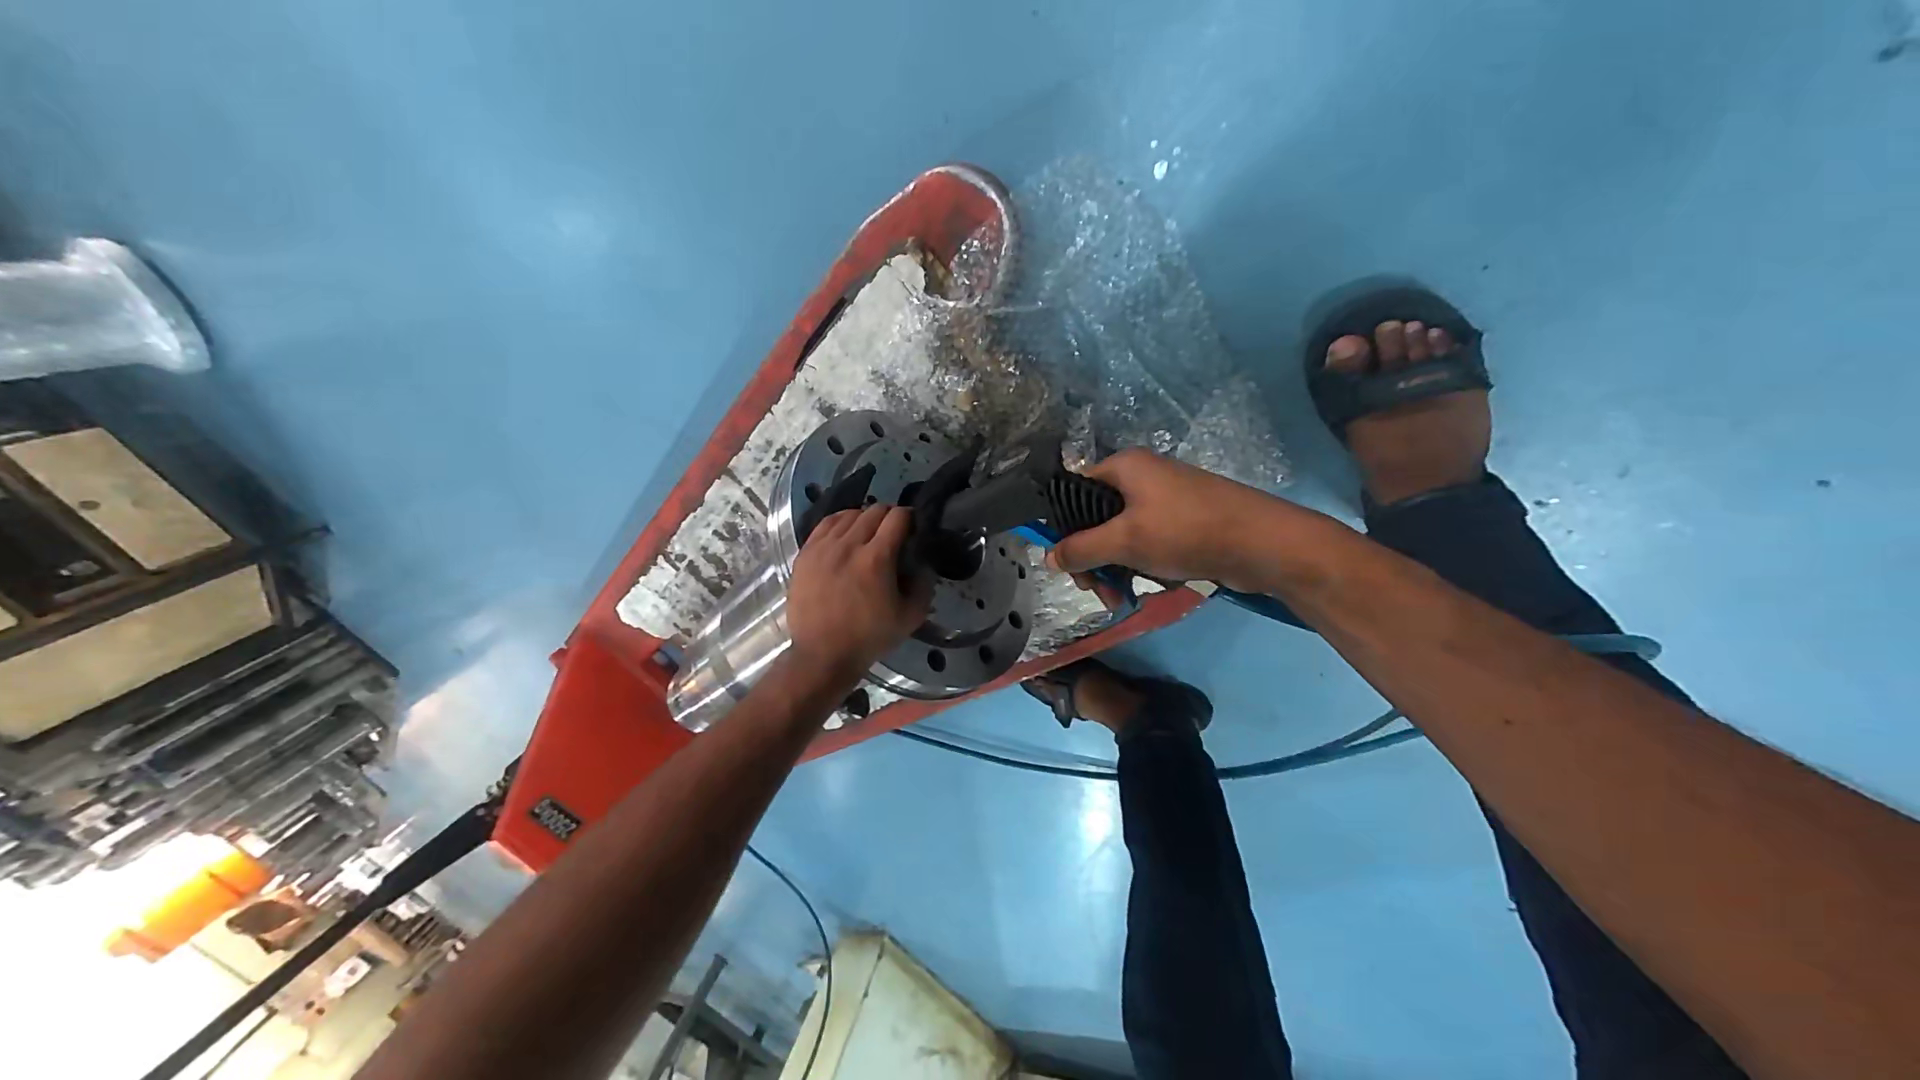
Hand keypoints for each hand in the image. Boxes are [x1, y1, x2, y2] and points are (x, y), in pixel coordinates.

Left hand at [786, 505, 930, 683]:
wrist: (823, 654)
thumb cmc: (869, 637)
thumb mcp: (910, 617)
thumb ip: (924, 585)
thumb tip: (924, 562)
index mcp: (877, 558)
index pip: (898, 517)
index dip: (911, 518)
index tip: (914, 528)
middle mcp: (848, 545)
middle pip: (874, 510)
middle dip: (889, 517)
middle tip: (894, 533)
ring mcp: (823, 547)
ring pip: (849, 514)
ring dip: (865, 518)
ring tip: (869, 534)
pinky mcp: (806, 553)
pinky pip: (825, 524)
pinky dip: (840, 522)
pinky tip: (845, 534)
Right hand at [1045, 449, 1322, 594]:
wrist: (1263, 543)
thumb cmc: (1186, 532)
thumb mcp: (1124, 541)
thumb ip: (1081, 549)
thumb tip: (1048, 557)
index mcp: (1124, 467)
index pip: (1075, 491)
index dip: (1065, 528)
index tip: (1069, 565)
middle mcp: (1142, 477)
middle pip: (1097, 519)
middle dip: (1093, 558)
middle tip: (1098, 591)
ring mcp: (1165, 499)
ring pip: (1123, 535)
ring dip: (1117, 568)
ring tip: (1122, 597)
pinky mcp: (1185, 521)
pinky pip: (1149, 542)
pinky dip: (1143, 565)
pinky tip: (1152, 585)